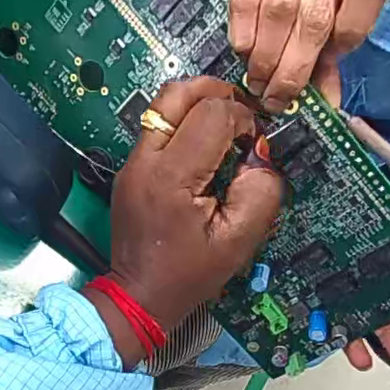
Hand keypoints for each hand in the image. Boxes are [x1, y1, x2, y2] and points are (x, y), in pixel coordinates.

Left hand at [85, 77, 284, 364]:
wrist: (139, 296)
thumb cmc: (188, 275)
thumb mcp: (239, 242)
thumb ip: (261, 192)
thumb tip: (259, 154)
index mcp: (171, 179)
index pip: (213, 115)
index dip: (243, 118)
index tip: (254, 144)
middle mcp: (144, 162)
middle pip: (178, 93)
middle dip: (218, 94)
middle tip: (241, 116)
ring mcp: (131, 165)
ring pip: (162, 105)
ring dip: (197, 105)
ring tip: (223, 125)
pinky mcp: (128, 171)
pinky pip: (156, 129)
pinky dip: (182, 125)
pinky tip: (202, 149)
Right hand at [210, 0, 384, 110]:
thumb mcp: (325, 12)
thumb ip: (329, 54)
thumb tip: (328, 105)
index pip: (360, 5)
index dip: (342, 44)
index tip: (320, 71)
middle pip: (315, 16)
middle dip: (294, 67)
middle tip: (278, 97)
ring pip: (279, 10)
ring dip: (267, 57)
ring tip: (260, 82)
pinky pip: (246, 1)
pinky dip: (245, 35)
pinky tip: (245, 52)